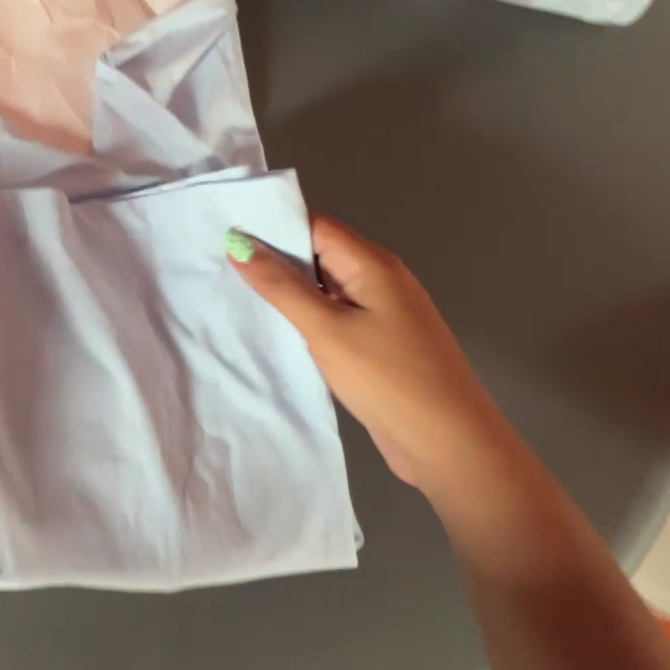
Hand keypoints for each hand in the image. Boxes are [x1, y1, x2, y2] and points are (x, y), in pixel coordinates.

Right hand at [226, 217, 514, 503]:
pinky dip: (304, 314)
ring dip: (286, 288)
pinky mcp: (378, 341)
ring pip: (323, 285)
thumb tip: (238, 242)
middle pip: (318, 251)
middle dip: (273, 255)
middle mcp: (379, 278)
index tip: (225, 230)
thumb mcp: (326, 329)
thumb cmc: (389, 378)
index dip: (271, 223)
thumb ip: (280, 286)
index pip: (314, 225)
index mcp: (372, 264)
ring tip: (234, 290)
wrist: (450, 445)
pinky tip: (273, 327)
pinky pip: (333, 313)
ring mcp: (381, 311)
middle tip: (219, 261)